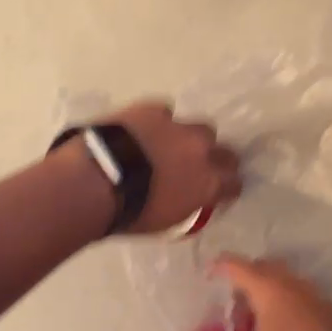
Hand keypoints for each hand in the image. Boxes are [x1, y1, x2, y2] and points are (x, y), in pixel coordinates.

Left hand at [108, 100, 242, 235]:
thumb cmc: (130, 213)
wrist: (97, 180)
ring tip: (169, 143)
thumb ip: (185, 206)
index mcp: (208, 183)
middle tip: (197, 165)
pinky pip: (164, 113)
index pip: (234, 183)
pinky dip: (157, 122)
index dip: (228, 186)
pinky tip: (142, 129)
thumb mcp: (165, 221)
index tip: (221, 189)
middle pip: (223, 149)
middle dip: (214, 157)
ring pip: (197, 126)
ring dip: (188, 136)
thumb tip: (186, 200)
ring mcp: (179, 126)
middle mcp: (202, 150)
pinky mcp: (155, 108)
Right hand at [186, 258, 331, 330]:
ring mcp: (319, 298)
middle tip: (229, 304)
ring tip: (254, 324)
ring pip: (286, 284)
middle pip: (264, 269)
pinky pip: (303, 299)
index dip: (219, 267)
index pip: (238, 266)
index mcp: (271, 292)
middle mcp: (295, 286)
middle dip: (244, 281)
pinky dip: (287, 308)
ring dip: (268, 295)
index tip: (207, 275)